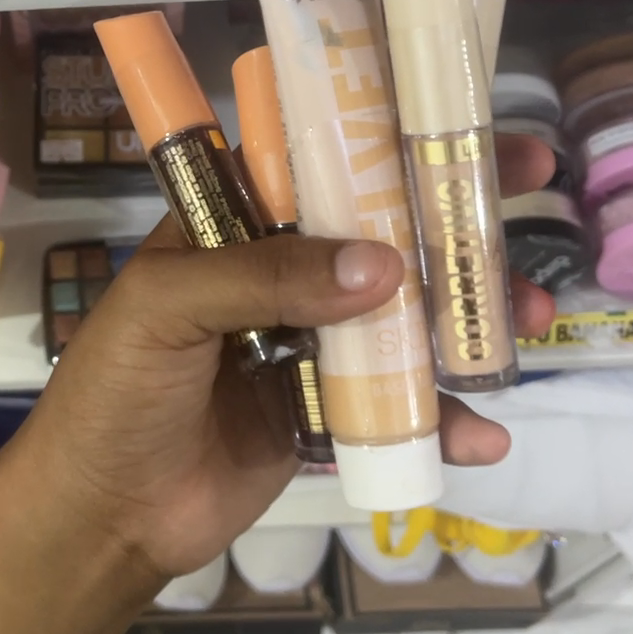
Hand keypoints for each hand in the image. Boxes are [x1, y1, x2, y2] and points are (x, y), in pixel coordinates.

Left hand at [1, 133, 556, 579]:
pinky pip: (393, 405)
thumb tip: (383, 264)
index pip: (304, 165)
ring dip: (463, 312)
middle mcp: (270, 276)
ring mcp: (302, 344)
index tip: (446, 122)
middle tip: (526, 182)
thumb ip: (261, 276)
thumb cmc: (116, 388)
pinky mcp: (324, 413)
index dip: (371, 139)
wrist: (105, 511)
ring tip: (524, 315)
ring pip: (396, 315)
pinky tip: (478, 434)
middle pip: (368, 233)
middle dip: (443, 213)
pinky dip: (440, 416)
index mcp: (225, 230)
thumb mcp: (166, 307)